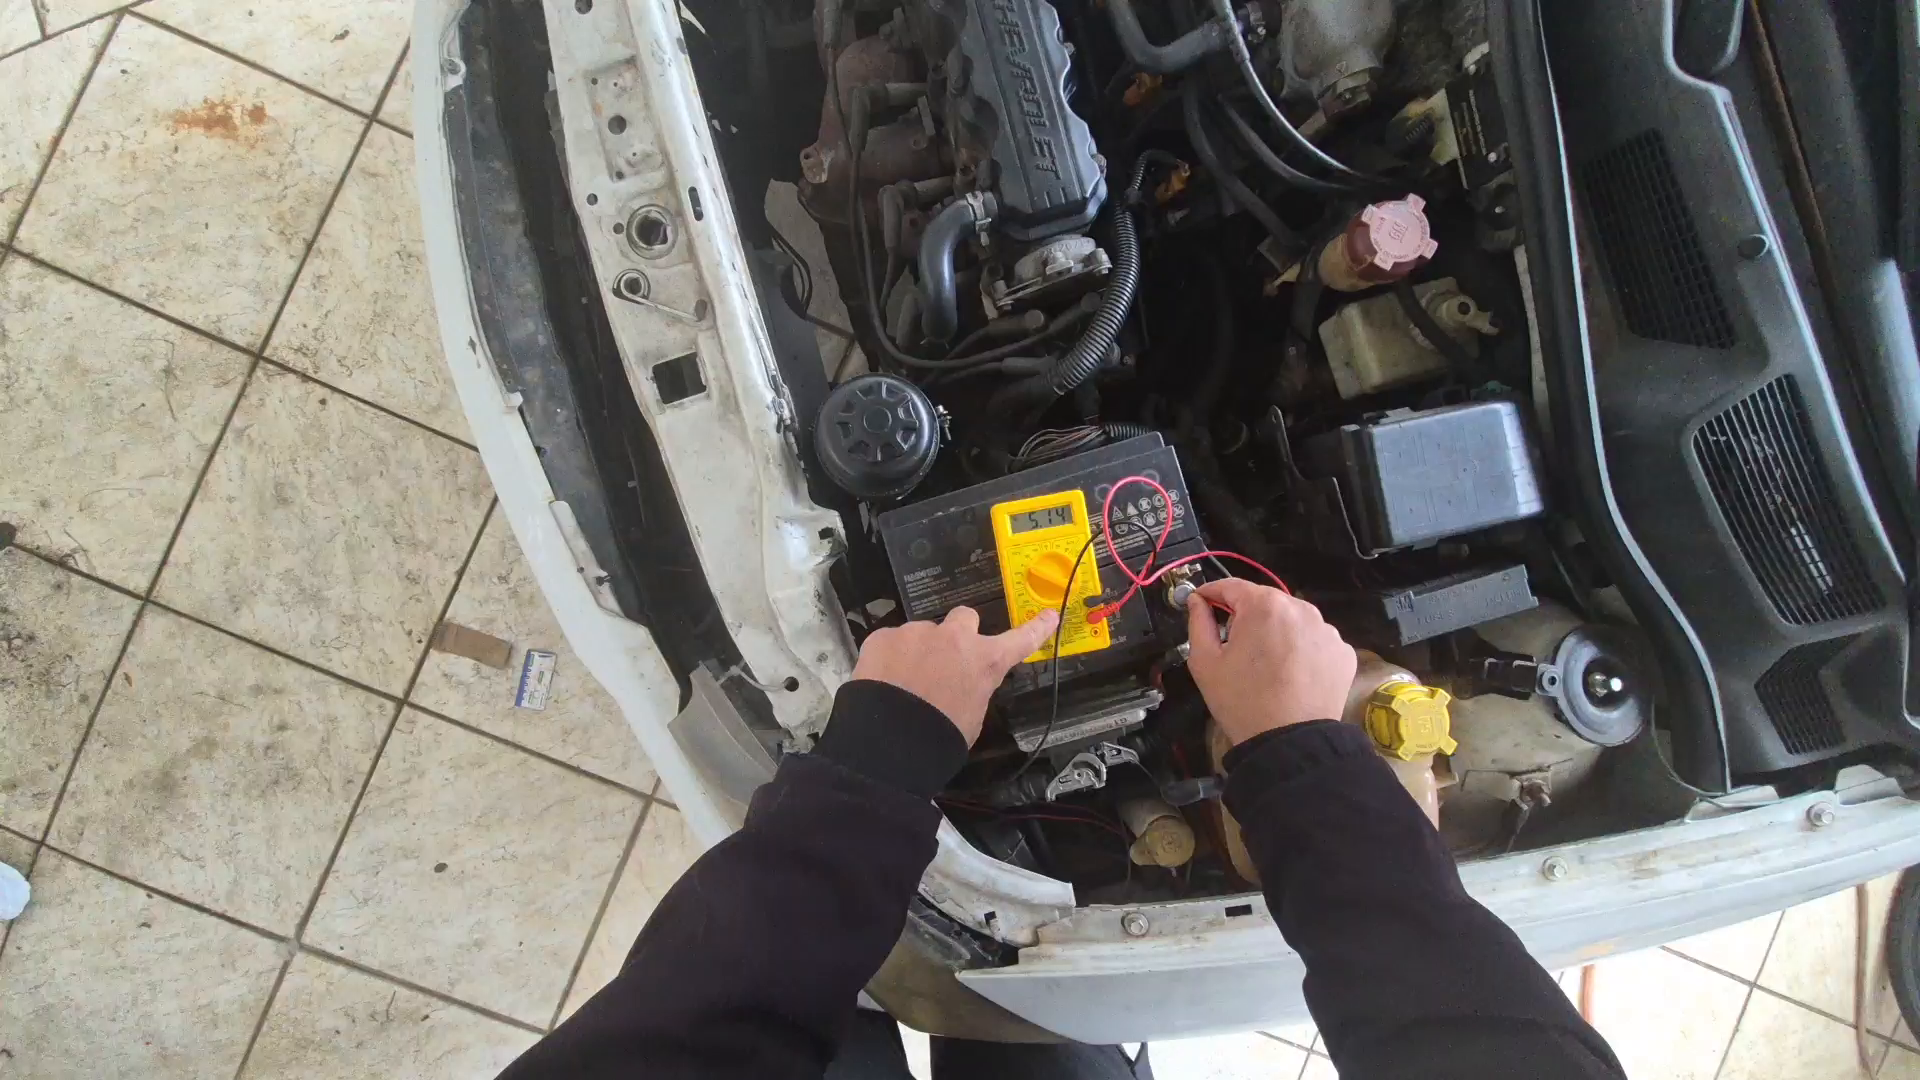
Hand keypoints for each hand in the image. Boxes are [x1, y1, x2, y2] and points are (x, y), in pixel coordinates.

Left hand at [852, 606, 1059, 745]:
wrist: (889, 741)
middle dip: (959, 632)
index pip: (1020, 641)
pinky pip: (890, 643)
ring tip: (902, 684)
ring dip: (918, 651)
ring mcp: (916, 633)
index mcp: (984, 662)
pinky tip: (881, 682)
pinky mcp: (883, 636)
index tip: (1049, 615)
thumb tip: (961, 683)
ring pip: (922, 634)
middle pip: (965, 617)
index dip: (1036, 629)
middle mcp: (953, 638)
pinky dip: (889, 658)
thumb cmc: (940, 738)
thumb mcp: (972, 718)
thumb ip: (972, 690)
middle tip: (946, 656)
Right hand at [1185, 579, 1355, 744]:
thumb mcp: (1204, 661)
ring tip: (1263, 659)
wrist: (1290, 742)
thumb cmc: (1241, 701)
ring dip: (1274, 629)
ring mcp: (1326, 630)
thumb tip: (1198, 601)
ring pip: (1290, 618)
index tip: (1200, 601)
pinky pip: (1313, 639)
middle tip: (1231, 640)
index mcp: (1263, 606)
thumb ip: (1198, 622)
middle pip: (1263, 600)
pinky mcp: (1342, 652)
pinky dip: (1298, 647)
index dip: (1211, 592)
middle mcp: (1300, 609)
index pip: (1231, 586)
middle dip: (1245, 614)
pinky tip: (1288, 670)